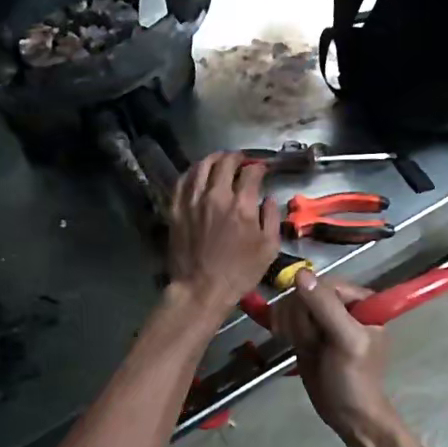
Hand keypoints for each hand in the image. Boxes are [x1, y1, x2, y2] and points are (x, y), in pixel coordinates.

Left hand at [166, 152, 281, 312]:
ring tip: (220, 159)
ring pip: (201, 167)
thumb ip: (271, 219)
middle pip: (225, 163)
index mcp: (241, 205)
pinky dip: (192, 172)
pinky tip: (197, 173)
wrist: (201, 289)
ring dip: (213, 159)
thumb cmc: (239, 273)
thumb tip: (269, 198)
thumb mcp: (268, 249)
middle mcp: (216, 196)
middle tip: (241, 159)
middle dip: (236, 157)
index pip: (251, 173)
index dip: (259, 166)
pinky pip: (182, 181)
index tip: (262, 168)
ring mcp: (192, 201)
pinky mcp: (176, 209)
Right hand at [271, 270, 398, 437]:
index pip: (323, 283)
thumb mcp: (346, 340)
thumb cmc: (354, 378)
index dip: (310, 301)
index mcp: (360, 300)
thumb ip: (324, 306)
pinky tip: (292, 344)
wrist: (347, 415)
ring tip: (306, 348)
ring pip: (293, 305)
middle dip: (301, 319)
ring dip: (293, 327)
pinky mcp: (307, 332)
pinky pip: (288, 318)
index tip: (312, 327)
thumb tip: (300, 273)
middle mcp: (342, 304)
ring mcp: (323, 319)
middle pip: (304, 293)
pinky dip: (285, 330)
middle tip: (312, 343)